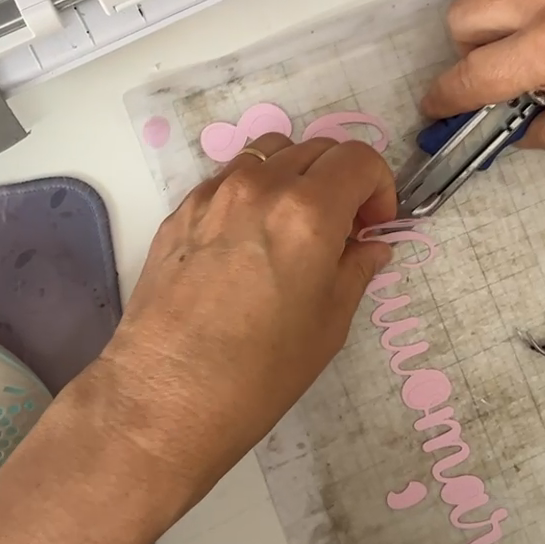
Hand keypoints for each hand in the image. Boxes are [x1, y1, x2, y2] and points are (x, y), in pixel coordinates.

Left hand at [90, 134, 396, 493]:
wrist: (165, 395)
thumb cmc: (260, 370)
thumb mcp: (329, 323)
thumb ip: (356, 268)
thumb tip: (371, 245)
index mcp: (309, 210)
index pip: (359, 159)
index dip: (379, 187)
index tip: (372, 226)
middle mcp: (262, 186)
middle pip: (318, 148)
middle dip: (342, 180)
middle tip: (342, 230)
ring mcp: (215, 193)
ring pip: (271, 152)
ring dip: (297, 175)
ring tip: (294, 225)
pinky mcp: (182, 209)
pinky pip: (230, 177)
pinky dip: (255, 190)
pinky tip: (249, 239)